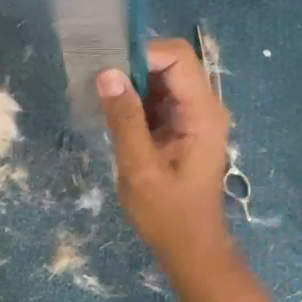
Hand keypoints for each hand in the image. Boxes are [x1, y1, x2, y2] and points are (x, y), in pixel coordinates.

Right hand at [98, 39, 232, 271]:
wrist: (190, 248)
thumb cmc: (167, 213)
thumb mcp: (139, 167)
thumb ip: (124, 119)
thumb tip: (107, 74)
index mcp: (202, 113)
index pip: (177, 57)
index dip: (142, 54)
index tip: (108, 69)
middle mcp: (204, 107)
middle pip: (170, 63)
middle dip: (133, 67)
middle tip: (98, 83)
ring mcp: (193, 116)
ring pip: (162, 78)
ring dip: (131, 83)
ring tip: (100, 98)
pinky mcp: (181, 126)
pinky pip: (158, 97)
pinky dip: (134, 99)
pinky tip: (112, 114)